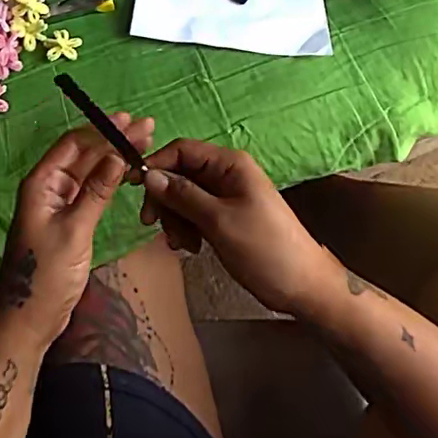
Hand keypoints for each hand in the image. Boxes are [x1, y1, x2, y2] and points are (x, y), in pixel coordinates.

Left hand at [0, 115, 154, 344]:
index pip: (75, 144)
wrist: (28, 320)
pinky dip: (111, 177)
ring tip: (144, 143)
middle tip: (147, 128)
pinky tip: (129, 171)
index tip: (131, 122)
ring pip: (91, 169)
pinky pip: (92, 188)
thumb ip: (96, 191)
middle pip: (85, 153)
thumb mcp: (74, 230)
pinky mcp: (70, 218)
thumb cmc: (45, 275)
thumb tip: (118, 155)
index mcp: (42, 182)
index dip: (103, 130)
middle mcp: (50, 186)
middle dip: (114, 139)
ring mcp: (60, 202)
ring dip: (115, 155)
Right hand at [137, 138, 342, 316]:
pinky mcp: (226, 216)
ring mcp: (227, 195)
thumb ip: (183, 196)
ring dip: (176, 218)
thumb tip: (149, 175)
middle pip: (180, 173)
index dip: (157, 164)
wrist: (303, 287)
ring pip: (184, 196)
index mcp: (229, 164)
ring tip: (183, 245)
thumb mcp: (219, 221)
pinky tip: (192, 247)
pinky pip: (195, 213)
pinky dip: (187, 227)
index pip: (182, 150)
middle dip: (166, 199)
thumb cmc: (264, 249)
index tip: (134, 188)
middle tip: (154, 226)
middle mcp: (227, 173)